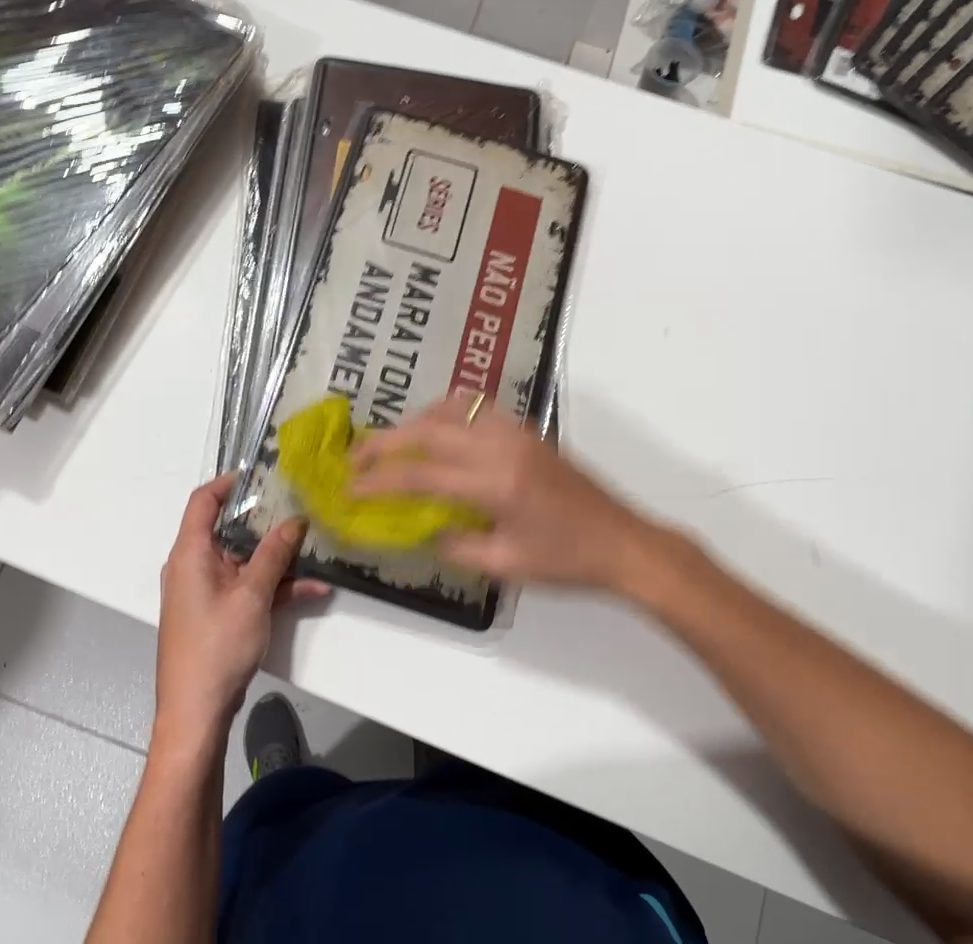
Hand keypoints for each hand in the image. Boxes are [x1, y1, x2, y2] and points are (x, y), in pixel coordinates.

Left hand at [153, 474, 329, 750]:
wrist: (195, 711)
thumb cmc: (217, 646)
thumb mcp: (252, 596)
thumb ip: (273, 555)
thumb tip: (294, 521)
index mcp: (189, 553)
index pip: (202, 501)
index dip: (228, 483)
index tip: (261, 474)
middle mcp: (192, 566)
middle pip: (227, 530)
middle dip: (265, 522)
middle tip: (299, 508)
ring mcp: (204, 592)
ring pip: (242, 561)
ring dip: (276, 559)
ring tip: (315, 549)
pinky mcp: (216, 615)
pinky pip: (244, 588)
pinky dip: (271, 587)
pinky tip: (311, 589)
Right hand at [352, 398, 670, 597]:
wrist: (623, 542)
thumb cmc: (566, 561)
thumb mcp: (506, 565)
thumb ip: (457, 545)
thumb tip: (423, 529)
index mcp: (496, 484)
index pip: (421, 475)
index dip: (379, 480)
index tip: (349, 488)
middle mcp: (503, 447)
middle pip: (428, 430)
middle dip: (384, 442)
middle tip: (355, 456)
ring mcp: (517, 432)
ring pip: (452, 408)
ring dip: (414, 422)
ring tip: (392, 444)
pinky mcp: (528, 430)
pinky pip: (477, 407)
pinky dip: (446, 414)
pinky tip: (437, 433)